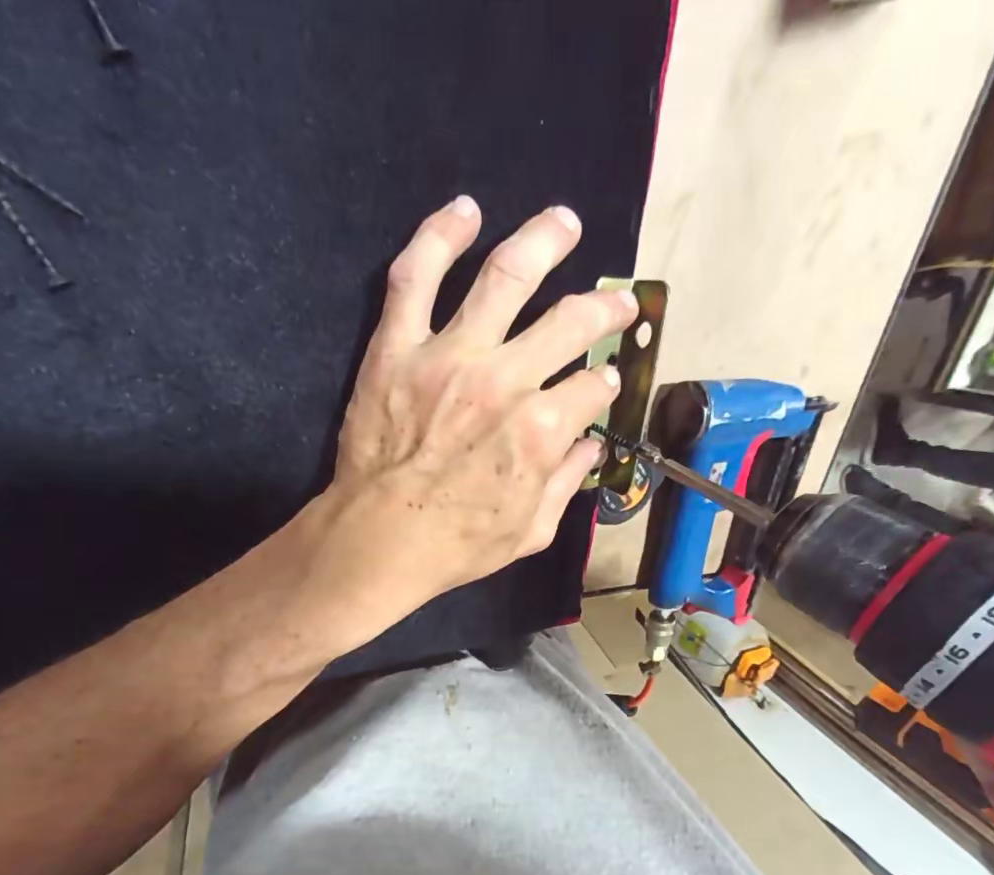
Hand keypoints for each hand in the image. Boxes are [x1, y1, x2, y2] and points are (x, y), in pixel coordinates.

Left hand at [318, 197, 636, 609]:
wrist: (378, 539)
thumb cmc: (456, 543)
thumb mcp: (529, 530)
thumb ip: (566, 484)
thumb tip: (591, 447)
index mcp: (542, 430)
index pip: (591, 387)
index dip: (602, 384)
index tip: (599, 384)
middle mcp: (505, 380)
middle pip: (570, 321)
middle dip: (604, 305)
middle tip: (615, 298)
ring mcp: (449, 356)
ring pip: (504, 277)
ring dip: (541, 241)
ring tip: (561, 222)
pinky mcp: (397, 347)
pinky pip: (416, 278)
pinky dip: (439, 237)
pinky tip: (464, 211)